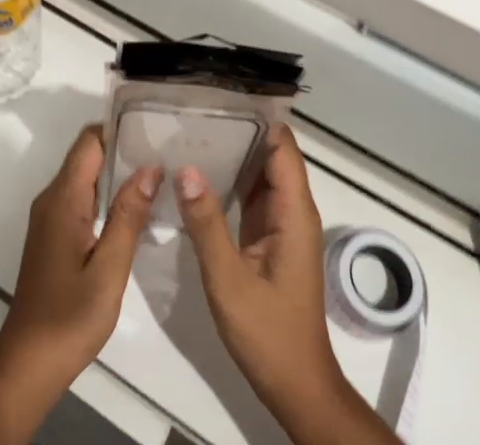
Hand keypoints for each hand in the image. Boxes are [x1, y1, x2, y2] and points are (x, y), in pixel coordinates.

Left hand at [0, 125, 160, 386]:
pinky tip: (138, 208)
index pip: (89, 143)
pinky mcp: (55, 237)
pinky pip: (83, 200)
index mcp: (63, 201)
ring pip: (86, 179)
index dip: (120, 130)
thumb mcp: (109, 269)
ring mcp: (51, 219)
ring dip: (119, 173)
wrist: (29, 362)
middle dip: (125, 149)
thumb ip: (128, 216)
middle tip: (170, 151)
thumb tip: (150, 167)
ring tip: (163, 175)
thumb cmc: (70, 317)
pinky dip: (109, 196)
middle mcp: (52, 201)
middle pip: (87, 156)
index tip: (157, 129)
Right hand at [176, 125, 342, 411]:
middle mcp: (291, 211)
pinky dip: (227, 183)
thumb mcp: (229, 279)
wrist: (294, 382)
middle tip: (191, 110)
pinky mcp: (268, 241)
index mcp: (293, 212)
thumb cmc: (267, 332)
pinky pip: (250, 198)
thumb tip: (186, 168)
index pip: (281, 147)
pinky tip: (195, 175)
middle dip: (237, 130)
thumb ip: (207, 223)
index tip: (220, 95)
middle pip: (270, 155)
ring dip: (230, 155)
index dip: (257, 117)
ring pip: (258, 176)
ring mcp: (280, 226)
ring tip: (187, 131)